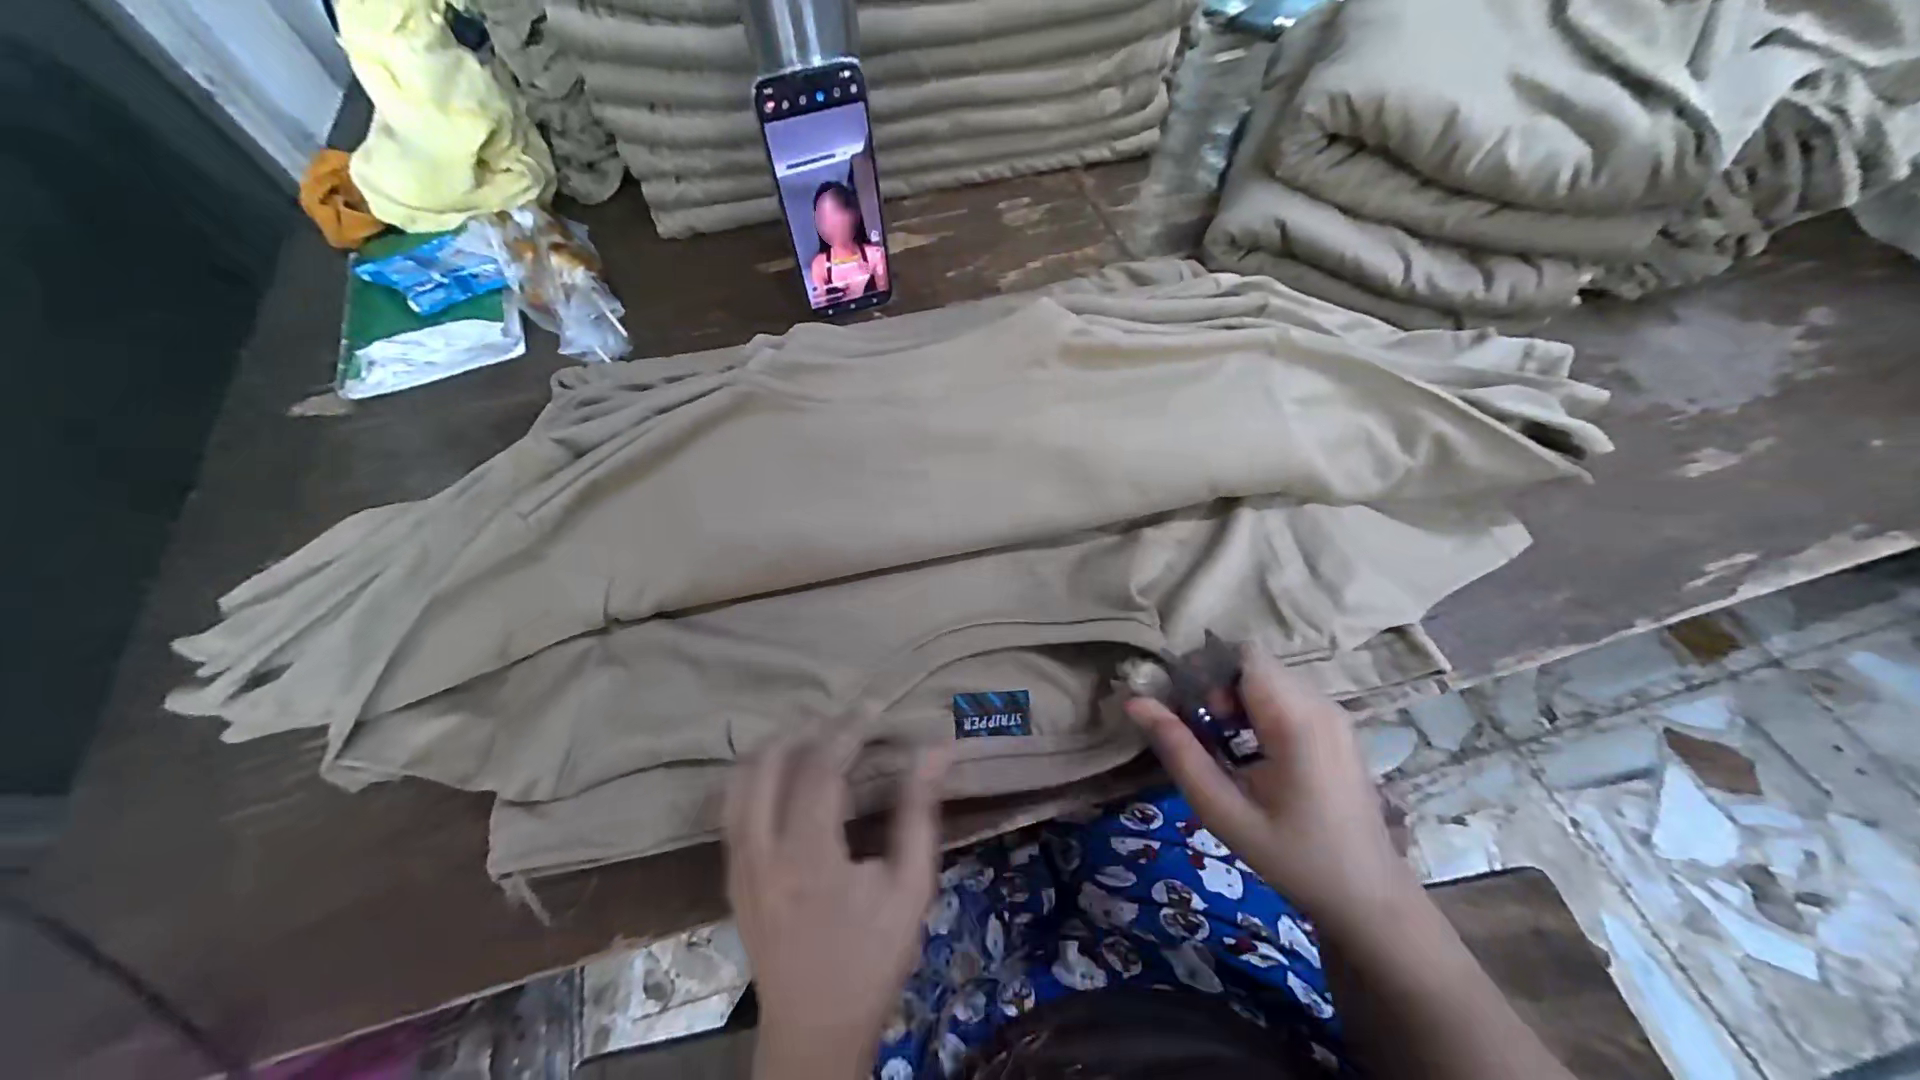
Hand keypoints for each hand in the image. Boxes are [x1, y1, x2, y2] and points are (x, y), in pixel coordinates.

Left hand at [725, 732, 950, 1079]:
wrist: (813, 1031)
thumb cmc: (871, 959)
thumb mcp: (911, 888)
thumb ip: (919, 813)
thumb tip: (935, 749)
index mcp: (808, 855)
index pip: (821, 767)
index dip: (847, 729)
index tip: (871, 707)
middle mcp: (761, 851)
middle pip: (768, 763)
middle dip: (804, 730)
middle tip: (841, 719)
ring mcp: (738, 864)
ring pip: (739, 782)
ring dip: (774, 749)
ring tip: (811, 736)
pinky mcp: (730, 877)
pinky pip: (731, 808)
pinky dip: (756, 777)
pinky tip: (783, 776)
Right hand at [1124, 648, 1415, 931]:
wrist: (1368, 898)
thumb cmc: (1293, 857)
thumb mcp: (1223, 811)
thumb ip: (1179, 752)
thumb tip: (1135, 702)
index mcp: (1298, 721)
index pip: (1244, 656)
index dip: (1208, 673)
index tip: (1193, 713)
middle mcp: (1322, 705)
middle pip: (1254, 665)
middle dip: (1219, 688)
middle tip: (1207, 736)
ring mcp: (1335, 715)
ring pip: (1269, 678)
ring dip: (1237, 700)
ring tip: (1228, 747)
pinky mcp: (1337, 728)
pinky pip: (1287, 696)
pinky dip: (1259, 710)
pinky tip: (1254, 753)